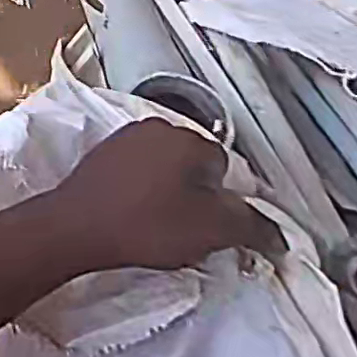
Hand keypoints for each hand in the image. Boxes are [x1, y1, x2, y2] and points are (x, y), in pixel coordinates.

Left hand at [33, 118, 284, 273]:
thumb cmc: (147, 224)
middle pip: (194, 161)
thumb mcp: (210, 230)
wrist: (78, 224)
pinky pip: (138, 166)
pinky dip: (142, 185)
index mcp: (187, 137)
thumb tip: (278, 232)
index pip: (224, 165)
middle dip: (196, 190)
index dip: (222, 199)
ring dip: (169, 188)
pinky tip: (135, 210)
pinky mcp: (105, 149)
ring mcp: (127, 134)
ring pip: (165, 163)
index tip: (210, 224)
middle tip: (186, 224)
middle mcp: (158, 125)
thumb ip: (250, 225)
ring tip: (158, 220)